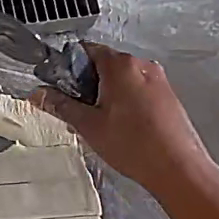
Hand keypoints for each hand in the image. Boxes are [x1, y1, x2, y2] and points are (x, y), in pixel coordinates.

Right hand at [29, 43, 218, 196]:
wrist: (177, 169)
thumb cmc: (136, 145)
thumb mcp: (88, 125)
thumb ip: (61, 105)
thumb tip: (40, 95)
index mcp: (121, 65)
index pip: (85, 50)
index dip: (67, 66)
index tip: (58, 84)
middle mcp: (142, 66)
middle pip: (104, 65)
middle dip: (86, 85)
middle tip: (77, 111)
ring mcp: (158, 81)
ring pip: (121, 80)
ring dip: (105, 96)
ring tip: (98, 126)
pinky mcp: (167, 98)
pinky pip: (138, 92)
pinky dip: (124, 104)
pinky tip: (120, 130)